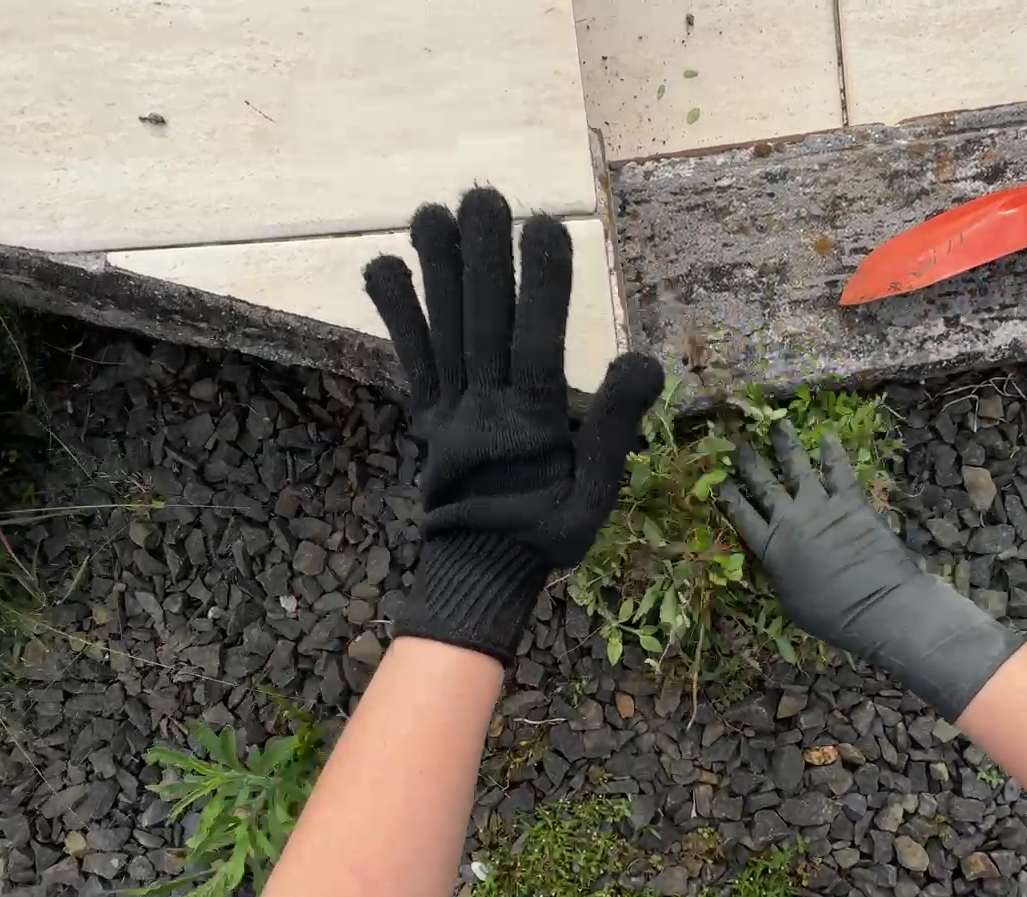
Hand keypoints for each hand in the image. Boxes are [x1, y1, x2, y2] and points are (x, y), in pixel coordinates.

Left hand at [363, 188, 663, 662]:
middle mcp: (485, 407)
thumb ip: (614, 431)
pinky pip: (411, 361)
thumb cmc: (547, 534)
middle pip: (483, 325)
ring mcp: (449, 409)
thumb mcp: (596, 497)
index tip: (544, 225)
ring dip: (437, 274)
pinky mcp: (426, 417)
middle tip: (480, 195)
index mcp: (532, 425)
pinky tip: (382, 267)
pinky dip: (397, 316)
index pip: (537, 345)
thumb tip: (644, 361)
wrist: (482, 571)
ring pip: (444, 333)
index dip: (540, 286)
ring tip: (429, 212)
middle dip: (482, 261)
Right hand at [720, 420, 1020, 718]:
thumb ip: (778, 574)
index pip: (741, 514)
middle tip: (738, 441)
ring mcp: (820, 508)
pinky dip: (832, 454)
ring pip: (797, 469)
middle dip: (749, 461)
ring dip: (786, 446)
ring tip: (778, 424)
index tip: (718, 477)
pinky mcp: (850, 504)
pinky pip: (839, 472)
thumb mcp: (789, 601)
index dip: (728, 494)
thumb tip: (777, 561)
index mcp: (770, 549)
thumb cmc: (829, 616)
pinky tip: (826, 437)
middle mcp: (789, 521)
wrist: (877, 608)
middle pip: (764, 485)